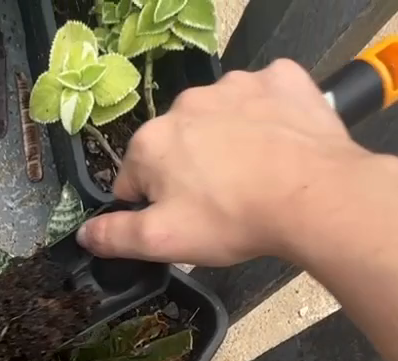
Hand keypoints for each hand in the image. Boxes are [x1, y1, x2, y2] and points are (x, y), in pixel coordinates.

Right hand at [79, 60, 396, 265]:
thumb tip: (83, 233)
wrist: (314, 195)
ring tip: (248, 179)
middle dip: (184, 173)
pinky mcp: (282, 79)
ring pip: (215, 122)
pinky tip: (274, 148)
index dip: (152, 207)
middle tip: (214, 205)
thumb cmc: (229, 219)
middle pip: (172, 147)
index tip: (180, 221)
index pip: (132, 181)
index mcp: (150, 142)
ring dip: (222, 145)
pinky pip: (260, 99)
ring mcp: (237, 85)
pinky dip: (262, 120)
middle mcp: (187, 103)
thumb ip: (114, 237)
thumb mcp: (160, 243)